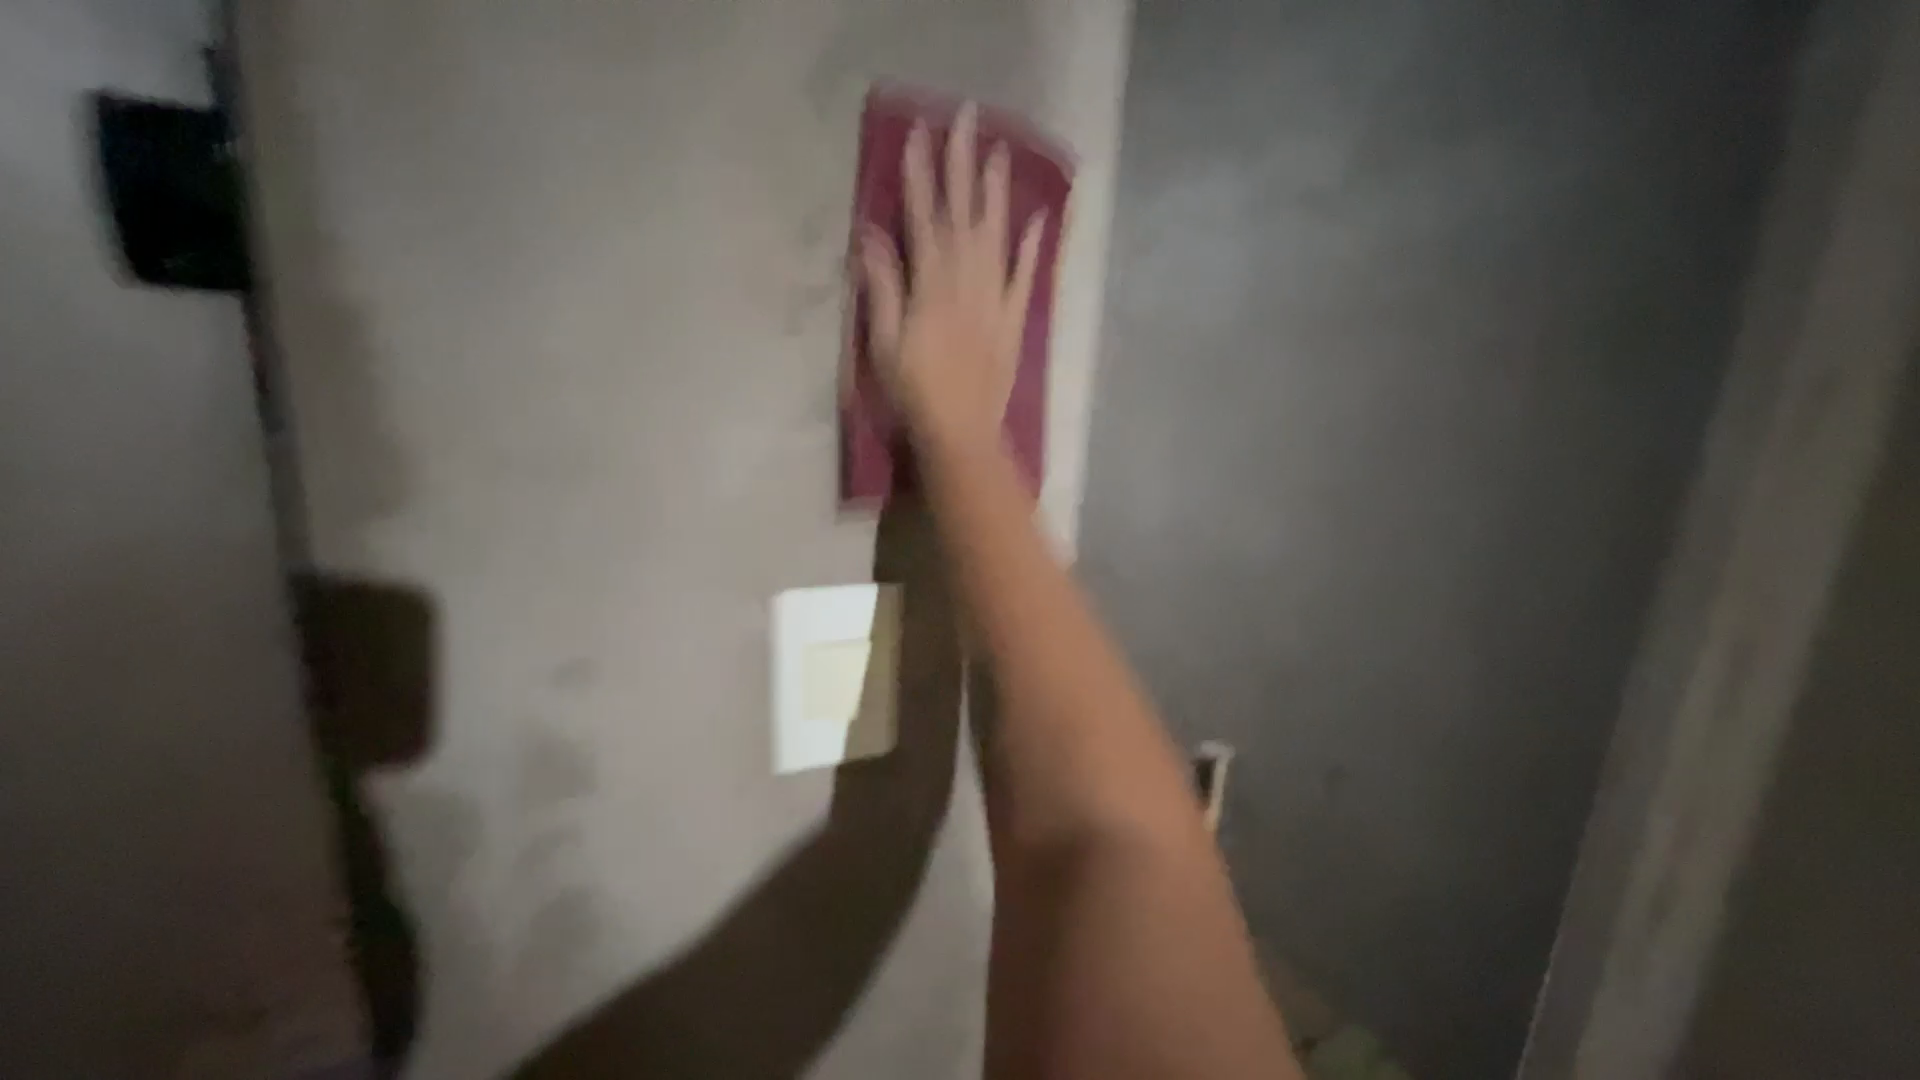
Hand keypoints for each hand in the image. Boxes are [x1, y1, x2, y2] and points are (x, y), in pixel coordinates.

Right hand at [859, 103, 1046, 452]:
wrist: (961, 435)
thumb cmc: (913, 393)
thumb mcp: (883, 342)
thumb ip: (881, 287)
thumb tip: (870, 235)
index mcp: (930, 286)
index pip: (923, 219)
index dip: (919, 175)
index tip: (917, 133)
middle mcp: (966, 283)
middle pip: (962, 215)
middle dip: (961, 165)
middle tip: (965, 118)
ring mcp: (995, 301)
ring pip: (996, 237)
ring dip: (996, 193)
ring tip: (999, 152)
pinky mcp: (1013, 322)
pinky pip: (1025, 279)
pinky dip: (1031, 250)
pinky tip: (1036, 220)